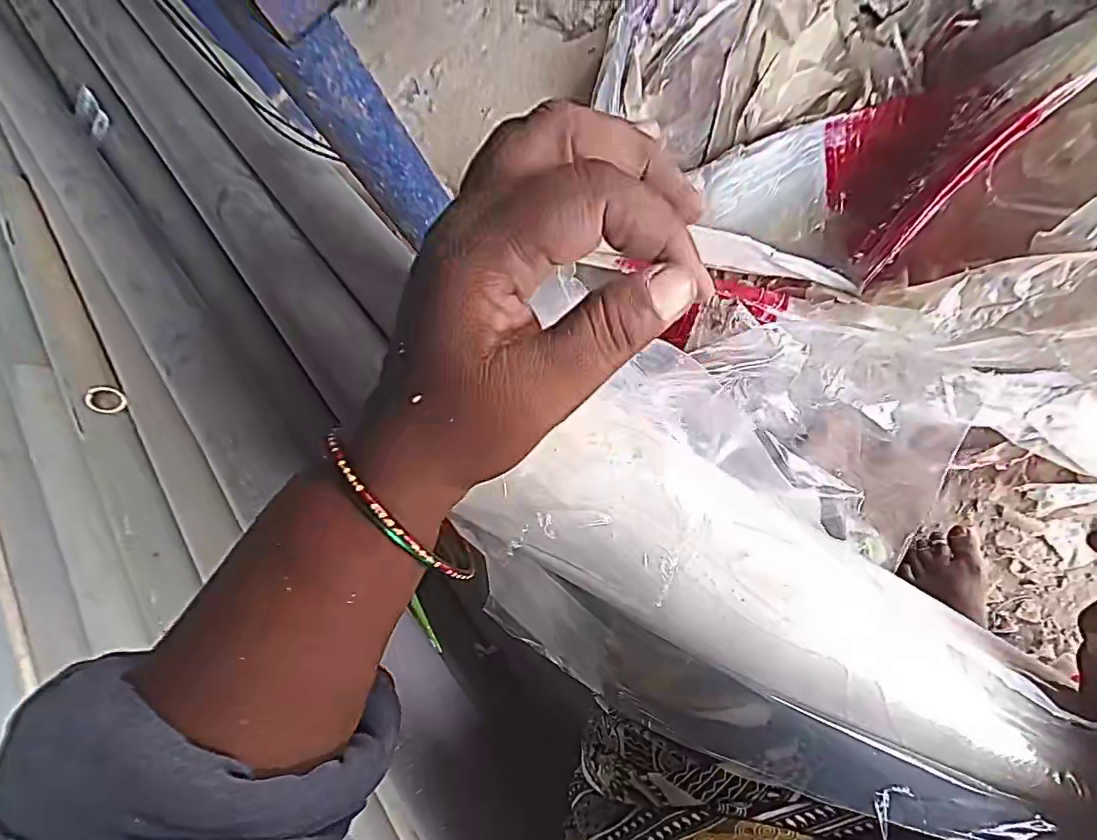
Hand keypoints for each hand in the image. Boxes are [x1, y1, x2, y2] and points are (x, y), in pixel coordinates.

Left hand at [354, 101, 712, 506]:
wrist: (408, 447)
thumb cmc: (465, 429)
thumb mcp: (545, 391)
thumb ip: (610, 331)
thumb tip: (677, 283)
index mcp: (482, 254)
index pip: (587, 193)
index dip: (653, 224)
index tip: (688, 277)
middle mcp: (466, 221)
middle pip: (557, 135)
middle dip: (634, 160)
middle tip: (686, 207)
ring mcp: (461, 226)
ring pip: (537, 144)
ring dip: (605, 154)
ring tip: (659, 192)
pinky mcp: (467, 243)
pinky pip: (523, 176)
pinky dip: (575, 176)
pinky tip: (607, 206)